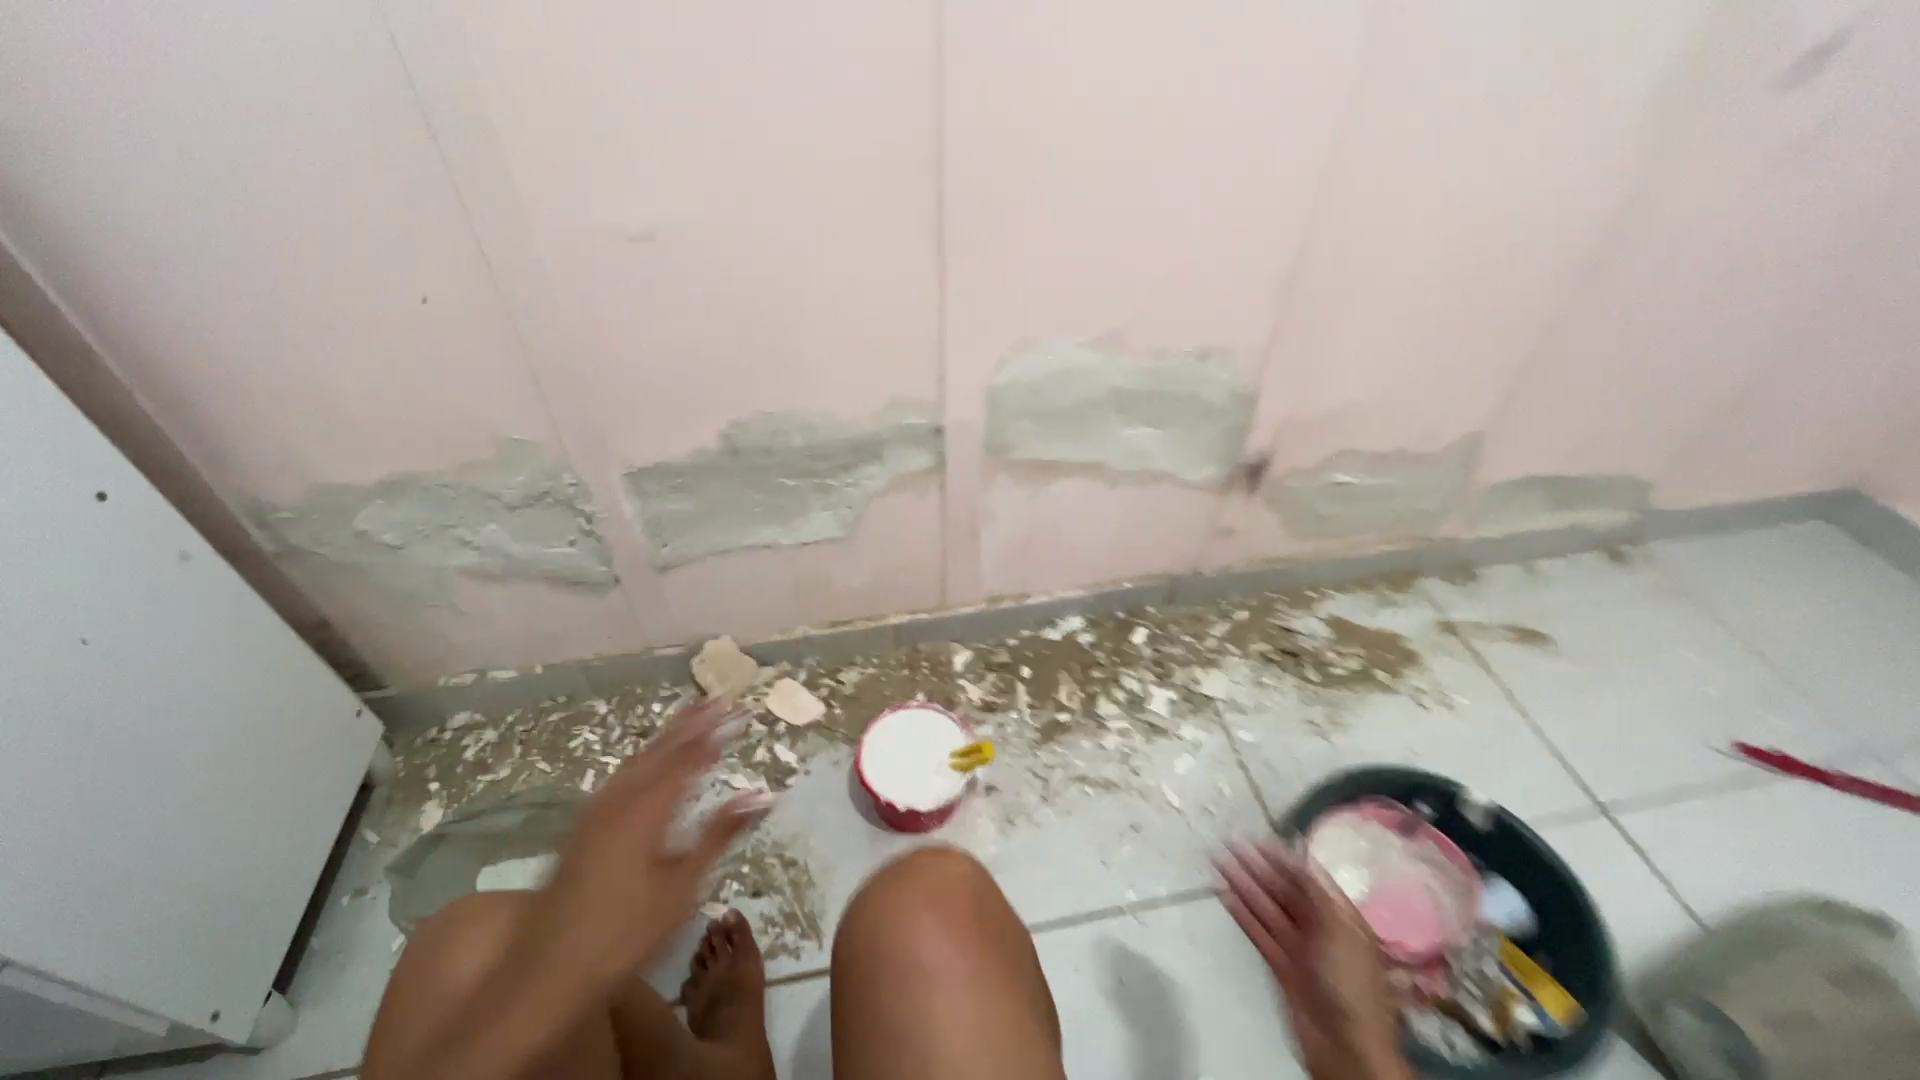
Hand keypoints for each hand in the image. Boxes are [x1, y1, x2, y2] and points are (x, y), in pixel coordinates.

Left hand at [520, 699, 769, 989]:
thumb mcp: (683, 886)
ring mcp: (595, 812)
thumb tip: (760, 795)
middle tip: (720, 697)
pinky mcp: (582, 828)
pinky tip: (648, 762)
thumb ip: (719, 833)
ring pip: (637, 760)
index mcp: (646, 808)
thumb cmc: (625, 932)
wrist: (548, 972)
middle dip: (691, 723)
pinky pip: (621, 775)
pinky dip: (644, 757)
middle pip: (660, 749)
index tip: (741, 712)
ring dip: (666, 736)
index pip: (689, 758)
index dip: (716, 733)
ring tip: (691, 715)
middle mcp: (618, 799)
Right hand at [1218, 839, 1409, 1079]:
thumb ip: (1317, 894)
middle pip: (1285, 892)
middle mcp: (1320, 928)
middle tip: (1231, 845)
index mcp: (1341, 918)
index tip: (1259, 838)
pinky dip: (1243, 915)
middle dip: (1259, 868)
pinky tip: (1226, 896)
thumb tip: (1302, 858)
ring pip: (1268, 910)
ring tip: (1220, 864)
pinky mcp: (1281, 966)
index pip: (1309, 880)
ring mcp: (1299, 948)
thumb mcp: (1341, 932)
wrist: (1347, 1046)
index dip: (1284, 859)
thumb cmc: (1351, 985)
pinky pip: (1260, 933)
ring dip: (1245, 887)